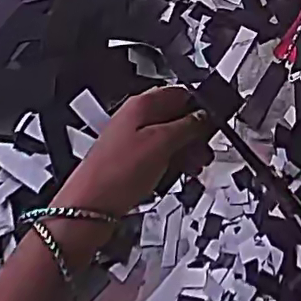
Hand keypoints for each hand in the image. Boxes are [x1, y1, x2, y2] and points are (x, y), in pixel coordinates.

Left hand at [52, 86, 211, 215]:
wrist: (89, 208)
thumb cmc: (116, 172)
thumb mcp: (162, 144)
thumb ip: (187, 126)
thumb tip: (204, 116)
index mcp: (141, 104)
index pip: (180, 93)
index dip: (199, 108)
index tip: (211, 124)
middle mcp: (134, 118)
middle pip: (175, 117)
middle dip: (194, 134)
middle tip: (203, 150)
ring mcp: (131, 139)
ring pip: (168, 137)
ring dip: (185, 151)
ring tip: (193, 166)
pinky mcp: (129, 160)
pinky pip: (158, 155)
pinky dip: (171, 163)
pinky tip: (176, 175)